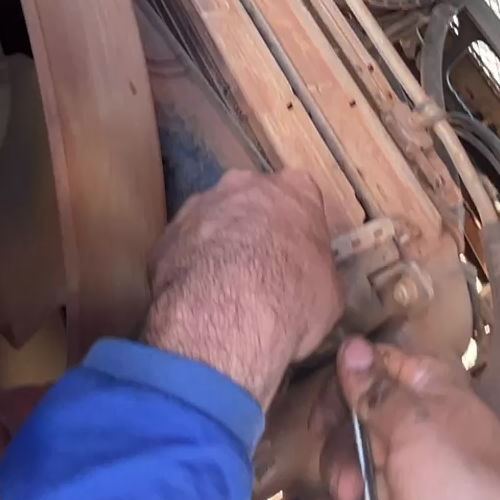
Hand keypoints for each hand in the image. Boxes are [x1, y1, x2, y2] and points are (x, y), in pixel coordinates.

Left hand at [140, 169, 342, 406]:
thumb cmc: (292, 298)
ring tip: (225, 290)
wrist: (223, 316)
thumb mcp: (330, 293)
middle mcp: (247, 183)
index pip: (302, 199)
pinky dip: (191, 265)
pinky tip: (198, 299)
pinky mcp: (169, 231)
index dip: (299, 230)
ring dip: (221, 245)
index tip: (298, 257)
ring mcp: (202, 203)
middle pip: (255, 201)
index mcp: (296, 189)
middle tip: (261, 271)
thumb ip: (320, 271)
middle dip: (257, 228)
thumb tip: (311, 278)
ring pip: (215, 219)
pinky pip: (185, 246)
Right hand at [325, 337, 499, 499]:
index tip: (319, 419)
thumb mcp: (416, 428)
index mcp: (429, 387)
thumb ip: (377, 390)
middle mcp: (419, 421)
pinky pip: (369, 488)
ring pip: (359, 457)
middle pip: (360, 414)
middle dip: (342, 445)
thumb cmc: (462, 485)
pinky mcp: (407, 496)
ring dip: (346, 478)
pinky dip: (355, 494)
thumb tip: (351, 344)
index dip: (343, 384)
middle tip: (344, 480)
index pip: (375, 363)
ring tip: (352, 499)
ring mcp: (414, 466)